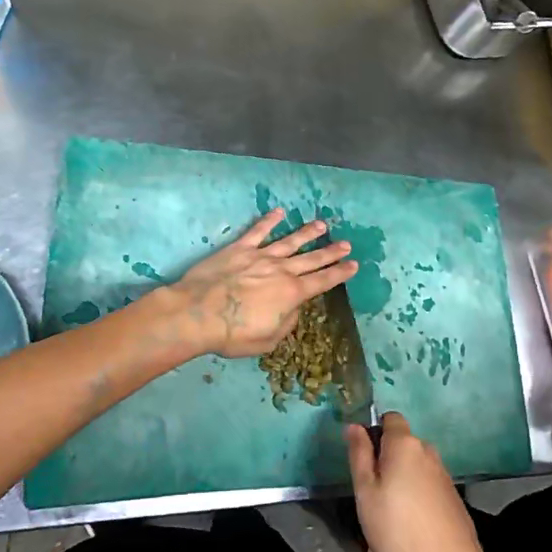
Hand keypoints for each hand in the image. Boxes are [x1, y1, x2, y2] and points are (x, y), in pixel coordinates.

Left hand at [164, 208, 357, 357]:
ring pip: (289, 241)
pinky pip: (257, 231)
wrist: (198, 313)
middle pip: (311, 259)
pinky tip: (279, 211)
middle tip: (346, 244)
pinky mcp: (238, 248)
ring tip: (322, 224)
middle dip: (331, 252)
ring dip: (307, 233)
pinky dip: (269, 220)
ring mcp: (260, 256)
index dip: (340, 273)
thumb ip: (286, 323)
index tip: (354, 265)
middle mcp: (281, 270)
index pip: (323, 281)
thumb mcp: (268, 340)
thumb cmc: (232, 334)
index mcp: (292, 294)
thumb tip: (294, 308)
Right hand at [347, 413, 498, 551]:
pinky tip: (403, 543)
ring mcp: (444, 479)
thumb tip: (355, 426)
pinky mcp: (453, 502)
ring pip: (408, 479)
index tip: (362, 460)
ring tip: (383, 535)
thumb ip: (359, 454)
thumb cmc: (398, 527)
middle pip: (398, 451)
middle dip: (381, 472)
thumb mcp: (365, 491)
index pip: (390, 418)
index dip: (373, 432)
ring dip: (394, 498)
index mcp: (405, 445)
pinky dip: (411, 512)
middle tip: (367, 504)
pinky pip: (422, 498)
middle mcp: (428, 454)